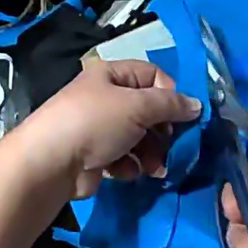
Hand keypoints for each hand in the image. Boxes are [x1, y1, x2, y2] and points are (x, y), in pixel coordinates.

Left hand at [14, 59, 200, 199]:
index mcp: (111, 74)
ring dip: (151, 152)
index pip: (153, 76)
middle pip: (148, 109)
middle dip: (163, 130)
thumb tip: (197, 105)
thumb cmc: (96, 123)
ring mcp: (99, 127)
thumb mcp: (138, 106)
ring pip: (139, 136)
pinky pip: (125, 156)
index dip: (171, 94)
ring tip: (156, 168)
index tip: (183, 117)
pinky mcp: (95, 155)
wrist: (50, 164)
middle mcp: (105, 97)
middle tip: (173, 147)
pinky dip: (132, 165)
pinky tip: (129, 173)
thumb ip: (171, 105)